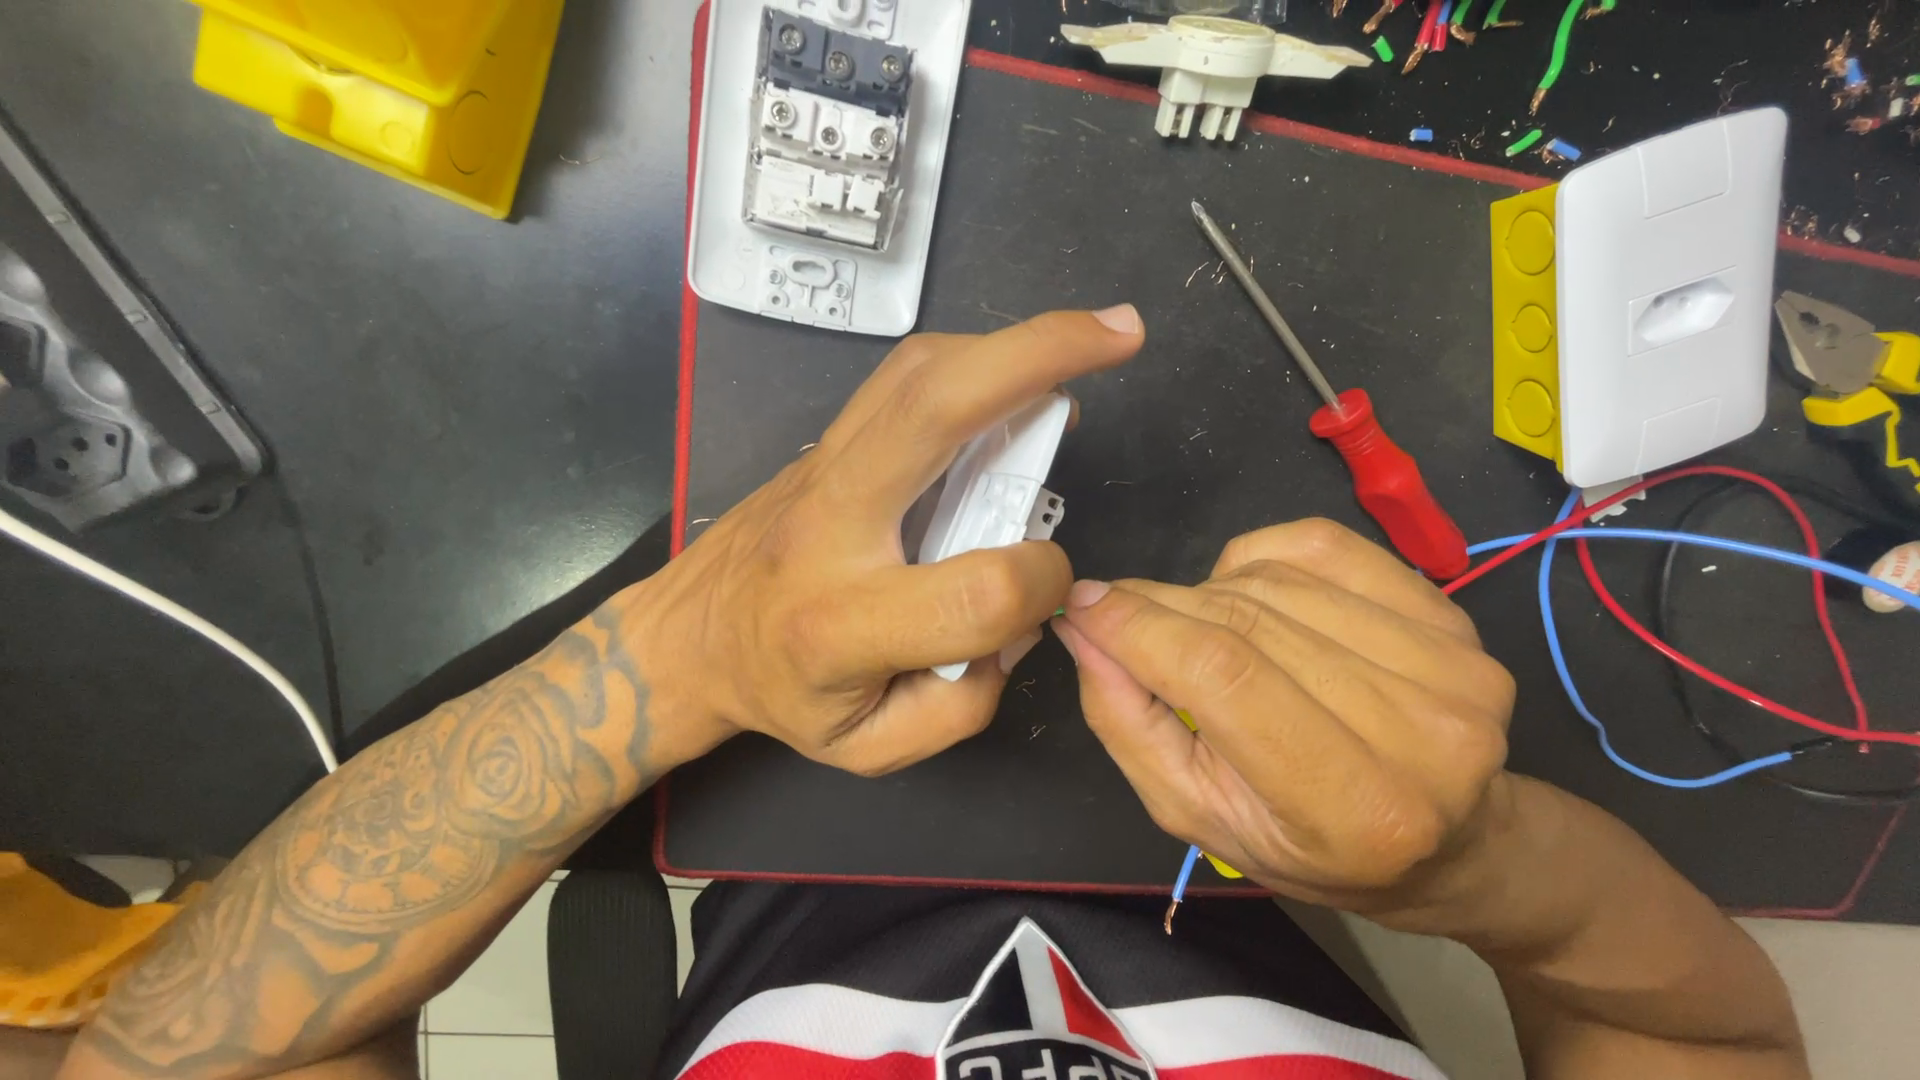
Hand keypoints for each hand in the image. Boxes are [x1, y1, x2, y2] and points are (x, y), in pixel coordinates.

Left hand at [631, 307, 1144, 775]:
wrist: (693, 635)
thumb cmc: (782, 695)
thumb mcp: (869, 746)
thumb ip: (961, 703)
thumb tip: (1022, 621)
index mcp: (843, 623)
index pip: (980, 589)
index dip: (1042, 585)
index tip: (1047, 587)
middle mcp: (830, 526)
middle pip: (932, 412)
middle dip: (1036, 357)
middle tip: (1121, 333)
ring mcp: (823, 470)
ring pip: (914, 375)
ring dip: (1006, 345)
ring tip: (1081, 344)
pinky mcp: (826, 443)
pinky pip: (900, 381)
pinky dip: (969, 363)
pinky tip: (1010, 374)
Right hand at [1053, 519, 1515, 928]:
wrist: (1445, 841)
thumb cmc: (1306, 846)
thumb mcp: (1193, 810)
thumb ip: (1126, 721)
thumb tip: (1082, 625)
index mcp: (1350, 806)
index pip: (1222, 675)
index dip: (1139, 627)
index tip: (1080, 604)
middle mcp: (1419, 729)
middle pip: (1247, 619)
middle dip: (1158, 604)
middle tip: (1111, 609)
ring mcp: (1449, 664)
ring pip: (1278, 579)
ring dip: (1208, 589)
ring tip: (1197, 626)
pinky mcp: (1454, 616)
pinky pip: (1322, 546)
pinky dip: (1259, 558)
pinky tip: (1249, 593)